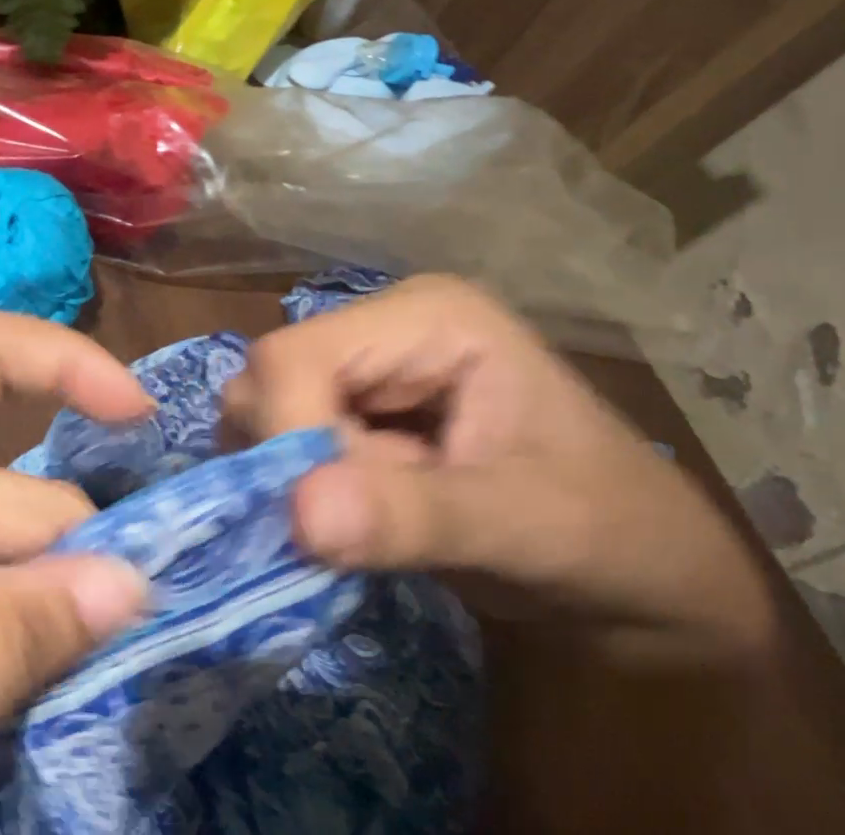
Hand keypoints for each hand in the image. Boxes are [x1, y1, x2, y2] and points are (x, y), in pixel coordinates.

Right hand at [223, 275, 773, 658]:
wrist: (646, 583)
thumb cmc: (616, 542)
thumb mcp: (529, 531)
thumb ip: (417, 518)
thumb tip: (302, 516)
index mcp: (428, 319)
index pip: (295, 358)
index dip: (284, 433)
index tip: (310, 519)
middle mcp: (375, 332)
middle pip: (263, 383)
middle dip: (286, 463)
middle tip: (346, 528)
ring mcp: (354, 375)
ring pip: (255, 417)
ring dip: (286, 484)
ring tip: (362, 528)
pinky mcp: (339, 419)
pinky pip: (269, 449)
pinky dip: (287, 495)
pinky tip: (344, 525)